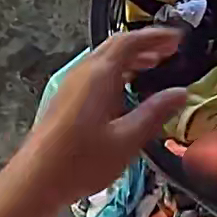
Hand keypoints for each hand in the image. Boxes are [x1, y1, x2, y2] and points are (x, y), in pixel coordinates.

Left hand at [5, 29, 189, 209]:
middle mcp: (85, 71)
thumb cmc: (82, 161)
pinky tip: (128, 87)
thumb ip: (155, 113)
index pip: (131, 41)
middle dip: (146, 44)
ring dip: (132, 56)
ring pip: (107, 57)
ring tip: (155, 64)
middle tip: (170, 49)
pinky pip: (98, 70)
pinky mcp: (68, 96)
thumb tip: (180, 93)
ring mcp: (73, 82)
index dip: (156, 36)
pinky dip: (119, 69)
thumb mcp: (127, 140)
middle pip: (117, 45)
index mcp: (100, 74)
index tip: (177, 38)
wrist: (35, 180)